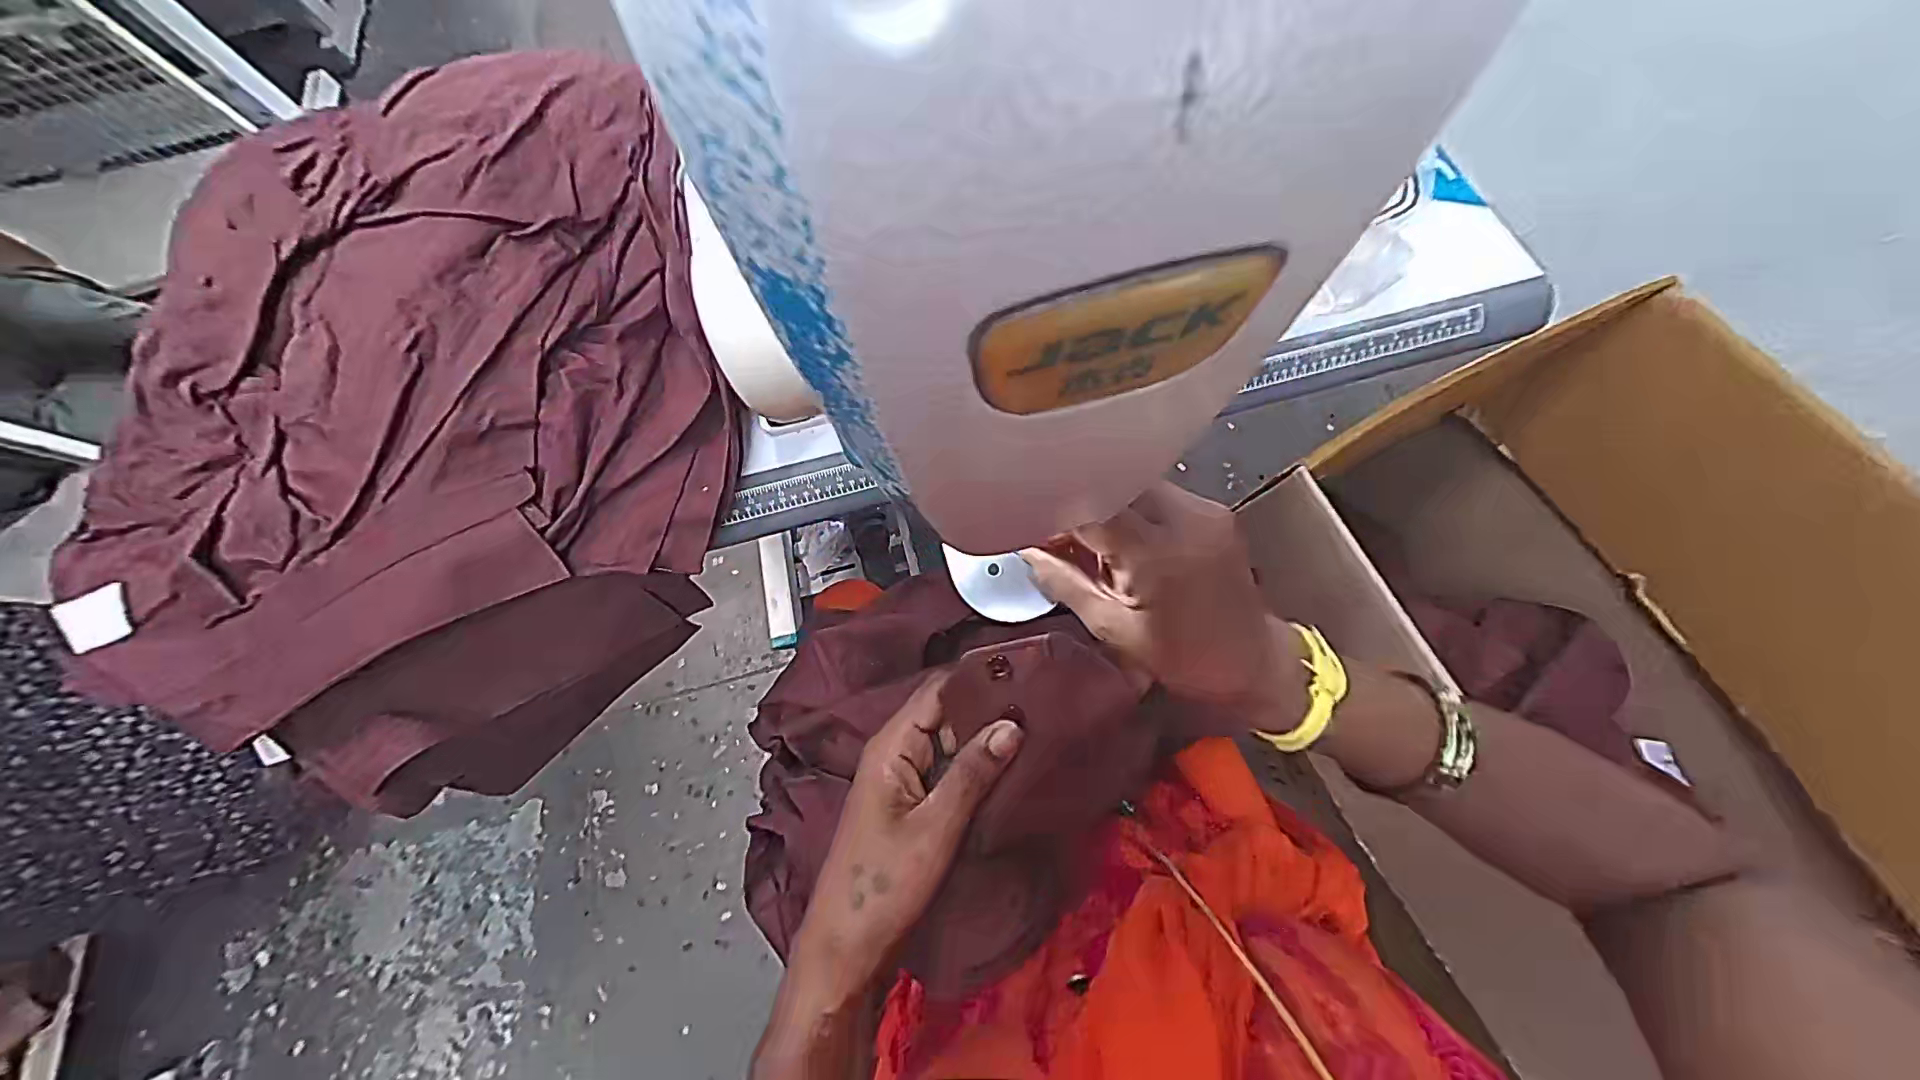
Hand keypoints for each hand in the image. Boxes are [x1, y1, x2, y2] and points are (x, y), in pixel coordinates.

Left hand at [787, 671, 1023, 1000]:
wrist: (848, 947)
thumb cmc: (882, 887)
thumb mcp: (936, 827)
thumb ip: (973, 772)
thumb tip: (1011, 724)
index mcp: (891, 745)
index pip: (936, 690)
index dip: (976, 678)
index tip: (1021, 672)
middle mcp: (895, 752)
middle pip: (945, 712)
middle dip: (987, 707)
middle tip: (1038, 704)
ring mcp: (903, 777)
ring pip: (949, 741)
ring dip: (984, 737)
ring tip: (1034, 730)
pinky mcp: (912, 802)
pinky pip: (947, 769)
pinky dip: (975, 765)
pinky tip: (1008, 767)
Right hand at [1020, 481, 1285, 710]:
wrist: (1254, 661)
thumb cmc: (1182, 657)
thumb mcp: (1113, 628)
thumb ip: (1065, 582)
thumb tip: (1028, 550)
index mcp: (1154, 553)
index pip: (1089, 504)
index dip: (1054, 507)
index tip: (1030, 517)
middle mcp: (1184, 518)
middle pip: (1113, 483)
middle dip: (1079, 501)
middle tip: (1056, 527)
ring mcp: (1204, 510)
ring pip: (1136, 484)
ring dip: (1106, 502)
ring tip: (1089, 535)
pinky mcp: (1214, 511)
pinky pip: (1159, 495)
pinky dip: (1132, 509)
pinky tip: (1123, 537)